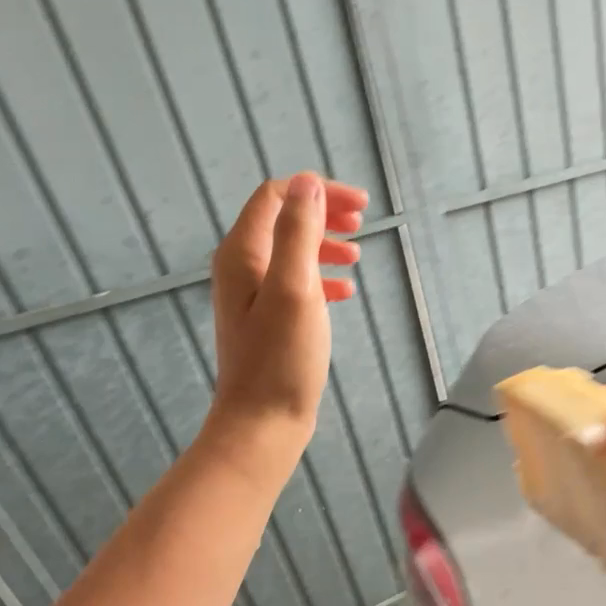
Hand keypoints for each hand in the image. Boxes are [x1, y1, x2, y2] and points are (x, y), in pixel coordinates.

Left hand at [202, 173, 368, 475]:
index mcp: (243, 254)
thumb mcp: (295, 289)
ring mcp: (254, 296)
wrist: (262, 421)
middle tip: (363, 222)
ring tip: (357, 256)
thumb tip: (307, 184)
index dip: (317, 192)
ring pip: (292, 252)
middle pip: (283, 220)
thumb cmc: (281, 358)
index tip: (361, 205)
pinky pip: (296, 283)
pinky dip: (322, 277)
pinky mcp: (268, 320)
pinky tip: (345, 291)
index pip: (276, 197)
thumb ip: (298, 233)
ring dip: (325, 245)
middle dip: (323, 214)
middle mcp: (242, 268)